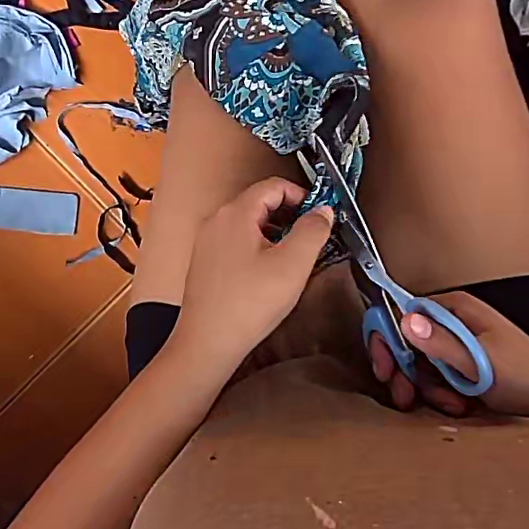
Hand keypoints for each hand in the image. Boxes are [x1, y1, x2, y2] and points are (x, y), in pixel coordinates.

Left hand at [171, 177, 334, 367]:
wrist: (208, 342)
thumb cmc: (248, 305)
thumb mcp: (293, 264)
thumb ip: (313, 231)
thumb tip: (323, 211)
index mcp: (236, 213)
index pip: (273, 186)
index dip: (302, 196)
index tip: (320, 214)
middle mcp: (217, 221)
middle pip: (260, 203)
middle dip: (290, 215)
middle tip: (311, 236)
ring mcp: (207, 242)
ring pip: (249, 223)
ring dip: (275, 232)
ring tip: (293, 257)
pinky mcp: (205, 262)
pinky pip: (237, 242)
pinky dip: (258, 247)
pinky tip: (269, 273)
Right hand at [369, 291, 528, 418]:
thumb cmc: (527, 377)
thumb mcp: (481, 362)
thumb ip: (441, 344)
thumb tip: (405, 321)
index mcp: (457, 308)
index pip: (404, 313)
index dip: (389, 339)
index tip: (386, 369)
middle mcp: (455, 322)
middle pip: (407, 342)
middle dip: (407, 373)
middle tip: (407, 396)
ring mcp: (459, 346)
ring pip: (419, 365)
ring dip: (428, 390)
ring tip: (452, 405)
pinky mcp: (463, 368)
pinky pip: (436, 380)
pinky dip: (441, 396)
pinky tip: (459, 407)